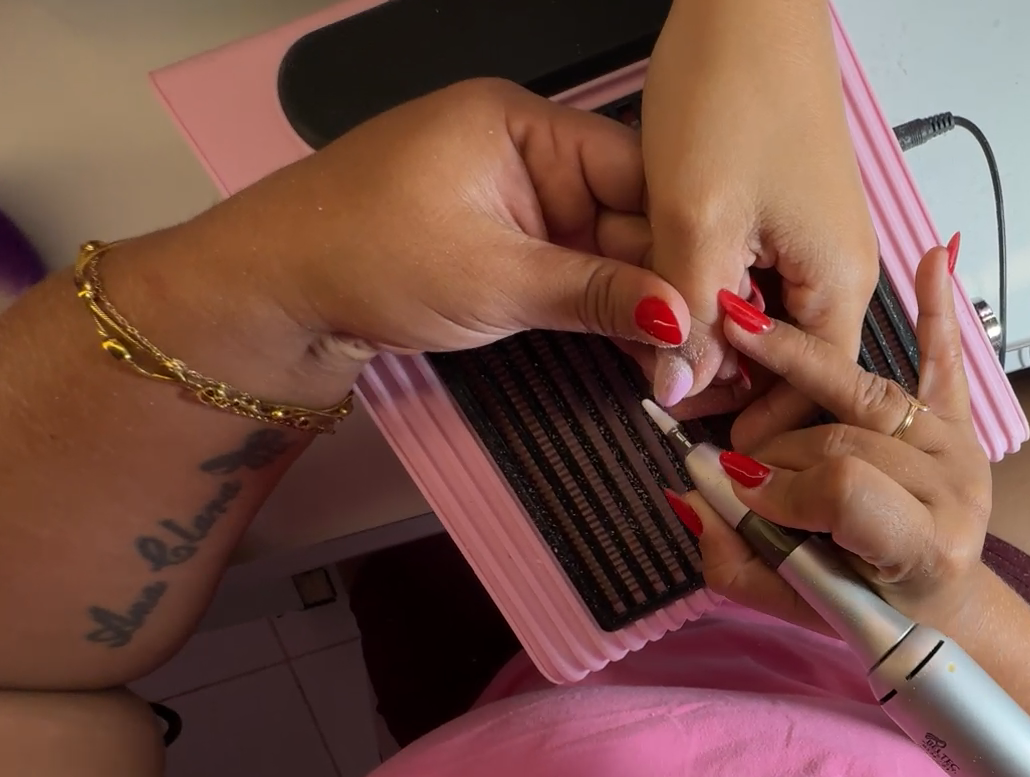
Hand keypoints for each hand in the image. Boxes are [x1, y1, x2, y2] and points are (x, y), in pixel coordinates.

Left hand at [136, 79, 689, 405]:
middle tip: (717, 351)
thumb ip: (600, 296)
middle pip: (640, 224)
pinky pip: (599, 285)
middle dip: (675, 290)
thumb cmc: (365, 258)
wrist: (280, 300)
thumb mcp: (496, 278)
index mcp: (527, 130)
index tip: (724, 298)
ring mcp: (540, 213)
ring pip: (626, 262)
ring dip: (655, 317)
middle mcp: (542, 163)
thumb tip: (686, 322)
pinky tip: (658, 360)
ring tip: (693, 368)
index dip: (684, 237)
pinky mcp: (534, 255)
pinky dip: (624, 324)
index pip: (639, 175)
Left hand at [639, 0, 878, 411]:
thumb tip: (680, 386)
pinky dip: (726, 300)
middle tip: (671, 387)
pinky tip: (683, 294)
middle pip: (796, 361)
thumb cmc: (737, 90)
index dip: (761, 417)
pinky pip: (766, 285)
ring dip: (723, 341)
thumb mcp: (696, 219)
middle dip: (735, 382)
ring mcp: (824, 246)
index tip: (710, 437)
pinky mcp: (798, 222)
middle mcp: (844, 272)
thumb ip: (687, 315)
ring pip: (775, 325)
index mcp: (841, 283)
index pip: (813, 386)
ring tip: (665, 344)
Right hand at [679, 246, 987, 633]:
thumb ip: (741, 565)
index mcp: (928, 546)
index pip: (846, 489)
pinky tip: (932, 257)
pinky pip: (944, 361)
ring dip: (798, 370)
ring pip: (866, 394)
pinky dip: (936, 310)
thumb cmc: (868, 608)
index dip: (782, 487)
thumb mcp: (798, 607)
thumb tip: (696, 497)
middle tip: (738, 460)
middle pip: (847, 439)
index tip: (738, 488)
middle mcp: (957, 489)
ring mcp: (959, 448)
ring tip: (748, 352)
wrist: (936, 599)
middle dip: (775, 448)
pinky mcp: (958, 423)